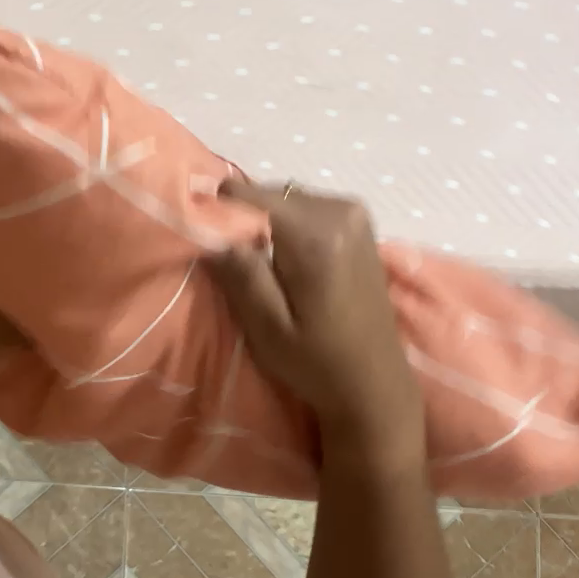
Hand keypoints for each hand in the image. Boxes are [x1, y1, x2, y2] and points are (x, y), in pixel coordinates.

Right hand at [208, 177, 425, 464]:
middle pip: (266, 194)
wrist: (374, 383)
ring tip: (255, 267)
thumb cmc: (315, 362)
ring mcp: (354, 214)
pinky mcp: (358, 223)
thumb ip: (240, 273)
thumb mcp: (266, 326)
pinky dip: (284, 227)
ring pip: (283, 200)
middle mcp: (340, 210)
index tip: (204, 246)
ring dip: (262, 225)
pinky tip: (282, 264)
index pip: (246, 195)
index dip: (217, 216)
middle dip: (241, 222)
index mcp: (316, 235)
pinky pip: (304, 209)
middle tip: (229, 265)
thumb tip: (208, 230)